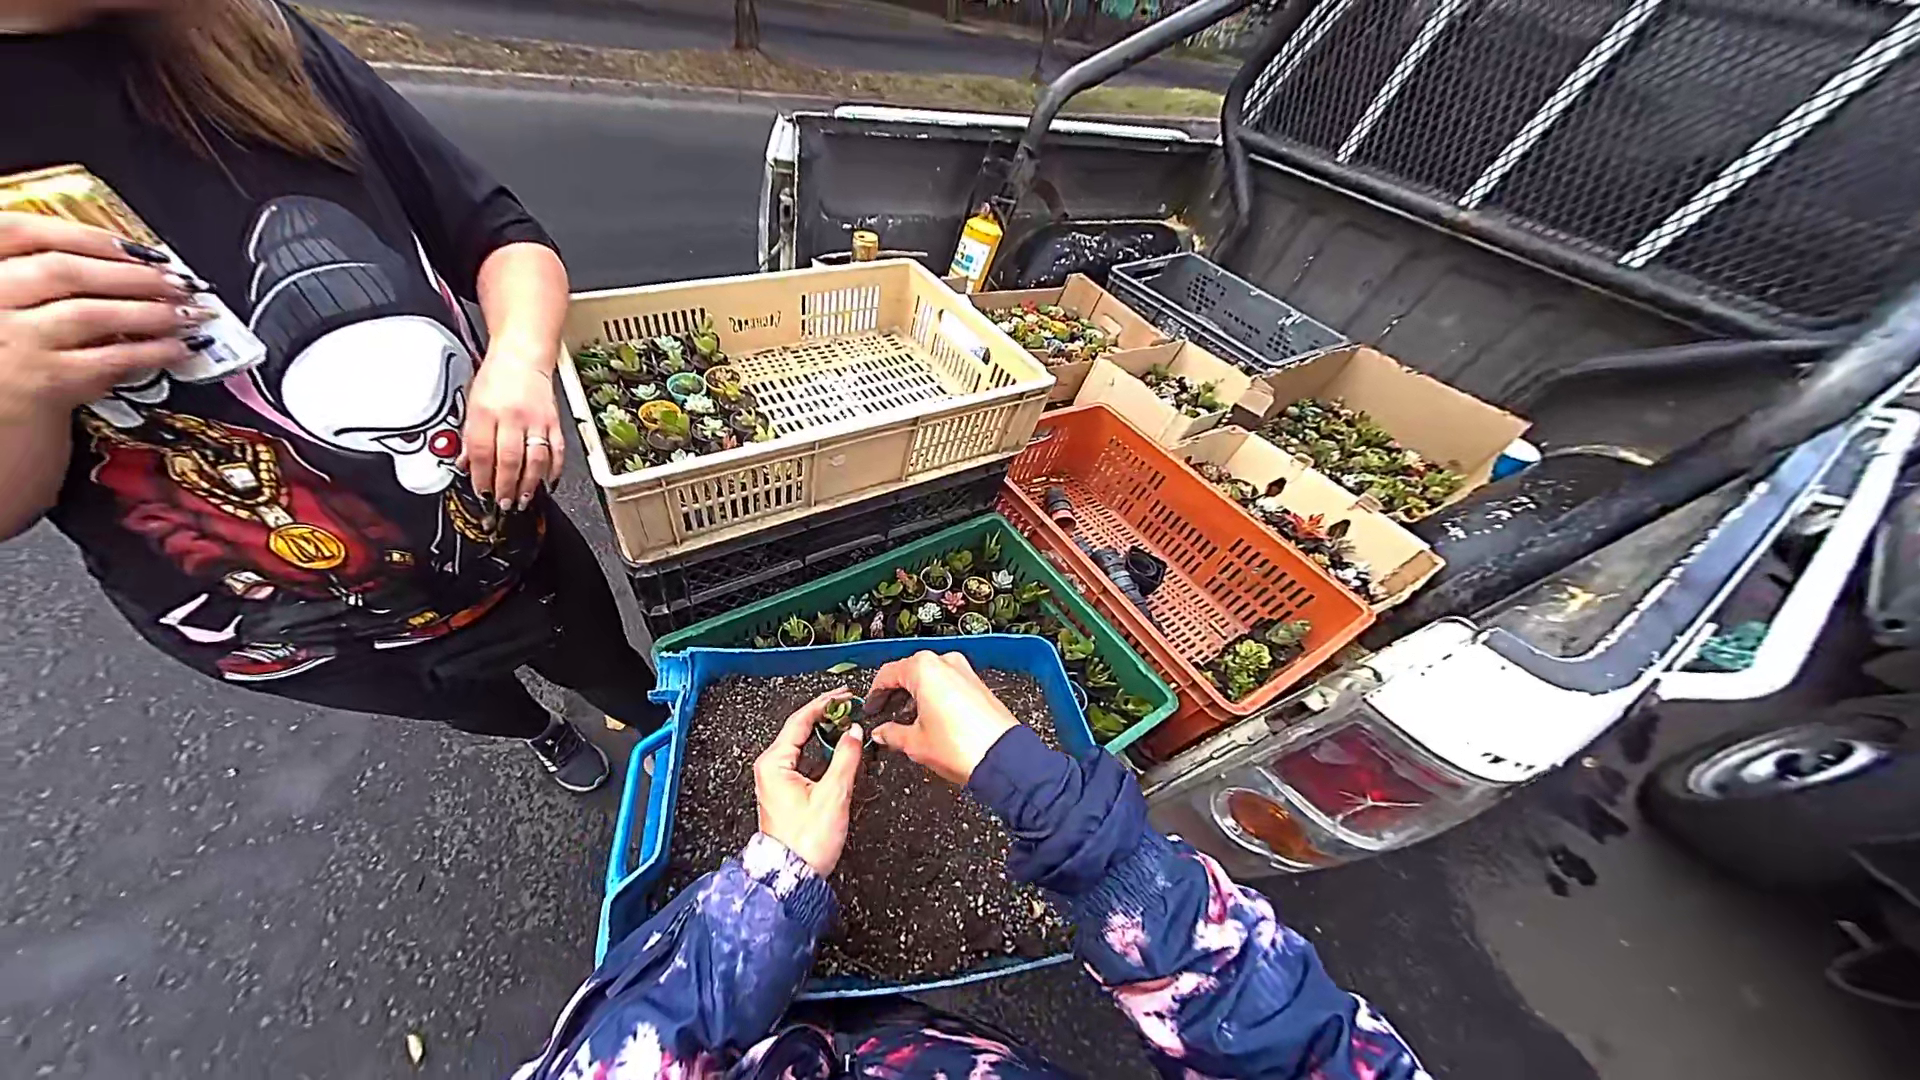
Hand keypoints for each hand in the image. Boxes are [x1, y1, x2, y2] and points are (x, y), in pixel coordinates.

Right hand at [0, 212, 208, 420]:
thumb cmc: (10, 350)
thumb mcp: (13, 303)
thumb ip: (43, 276)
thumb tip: (124, 260)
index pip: (13, 230)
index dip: (84, 234)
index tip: (139, 247)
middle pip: (62, 270)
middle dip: (136, 274)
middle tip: (182, 282)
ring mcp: (7, 340)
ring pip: (92, 312)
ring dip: (156, 311)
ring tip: (194, 312)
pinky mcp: (47, 378)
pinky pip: (117, 357)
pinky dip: (160, 349)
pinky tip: (187, 347)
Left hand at [460, 338, 564, 512]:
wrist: (523, 357)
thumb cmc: (496, 378)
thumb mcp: (471, 402)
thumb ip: (470, 434)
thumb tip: (467, 463)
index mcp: (485, 411)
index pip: (482, 451)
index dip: (482, 476)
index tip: (481, 493)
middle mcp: (512, 417)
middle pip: (509, 460)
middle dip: (505, 486)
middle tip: (502, 504)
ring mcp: (537, 421)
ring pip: (535, 459)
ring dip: (529, 483)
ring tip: (523, 499)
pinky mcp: (555, 423)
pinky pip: (557, 451)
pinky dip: (555, 470)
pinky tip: (549, 483)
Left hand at [755, 689, 864, 875]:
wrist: (790, 878)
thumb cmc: (806, 843)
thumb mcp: (833, 795)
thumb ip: (846, 757)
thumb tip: (854, 731)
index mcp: (774, 763)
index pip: (800, 720)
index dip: (824, 704)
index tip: (844, 696)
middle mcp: (770, 768)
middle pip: (799, 729)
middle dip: (825, 715)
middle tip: (848, 706)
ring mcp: (775, 779)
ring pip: (801, 743)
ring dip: (824, 731)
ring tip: (846, 722)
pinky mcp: (784, 790)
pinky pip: (802, 758)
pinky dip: (820, 748)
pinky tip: (836, 748)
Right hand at [867, 651, 1017, 784]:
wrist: (1002, 757)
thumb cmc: (962, 746)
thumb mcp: (915, 743)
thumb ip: (892, 733)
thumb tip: (882, 732)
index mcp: (924, 668)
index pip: (888, 673)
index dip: (875, 693)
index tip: (870, 707)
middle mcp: (945, 663)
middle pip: (910, 671)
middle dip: (895, 692)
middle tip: (884, 712)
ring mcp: (964, 672)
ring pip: (931, 676)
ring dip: (915, 693)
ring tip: (906, 719)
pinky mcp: (978, 684)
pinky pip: (948, 683)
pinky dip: (935, 695)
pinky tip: (930, 718)